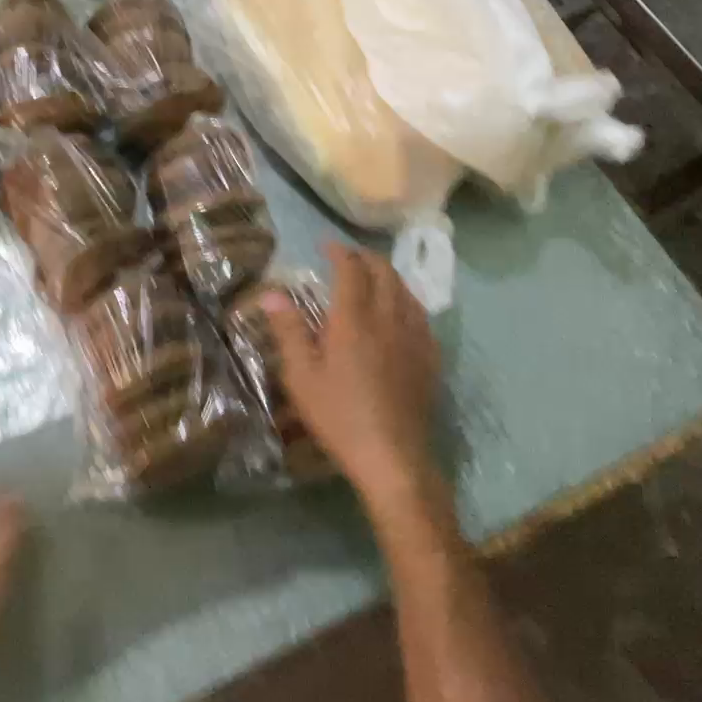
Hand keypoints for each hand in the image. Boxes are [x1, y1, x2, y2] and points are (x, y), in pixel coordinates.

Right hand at [262, 242, 442, 504]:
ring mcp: (414, 338)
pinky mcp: (429, 358)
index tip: (325, 245)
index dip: (339, 252)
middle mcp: (388, 319)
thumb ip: (288, 331)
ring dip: (388, 276)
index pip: (350, 270)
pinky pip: (421, 316)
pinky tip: (399, 313)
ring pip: (406, 291)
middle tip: (348, 257)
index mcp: (353, 320)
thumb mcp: (301, 376)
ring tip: (373, 277)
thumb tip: (272, 294)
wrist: (391, 456)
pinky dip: (405, 301)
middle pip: (384, 273)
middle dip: (366, 258)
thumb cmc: (338, 415)